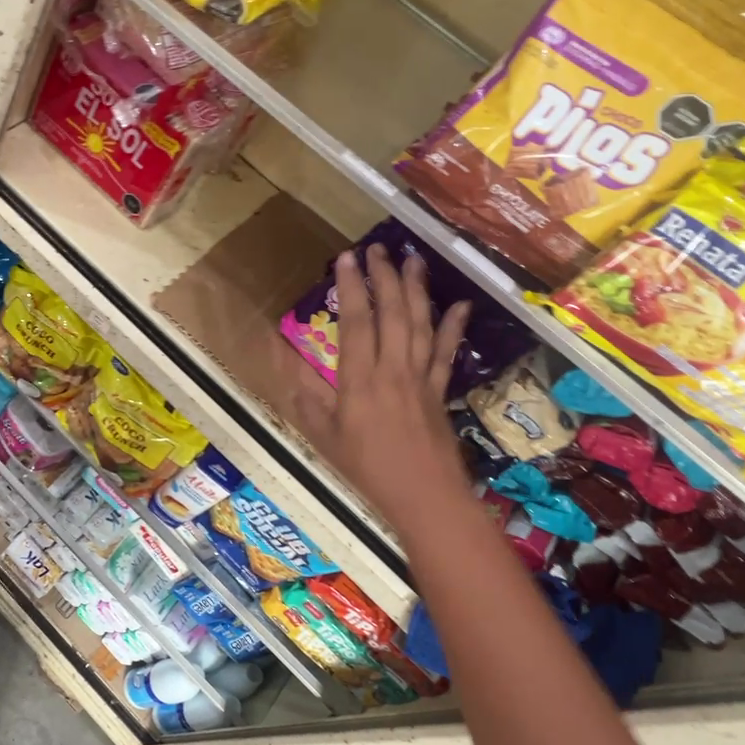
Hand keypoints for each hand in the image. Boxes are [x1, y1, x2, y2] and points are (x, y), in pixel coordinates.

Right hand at [305, 244, 473, 531]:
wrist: (424, 496)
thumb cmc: (365, 468)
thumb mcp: (322, 435)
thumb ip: (306, 396)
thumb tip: (286, 361)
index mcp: (359, 379)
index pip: (356, 321)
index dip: (351, 287)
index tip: (346, 258)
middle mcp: (392, 370)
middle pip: (393, 313)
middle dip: (385, 277)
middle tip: (378, 248)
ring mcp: (420, 378)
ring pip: (421, 324)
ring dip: (417, 289)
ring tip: (413, 260)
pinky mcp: (439, 390)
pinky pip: (446, 352)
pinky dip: (453, 327)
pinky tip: (459, 304)